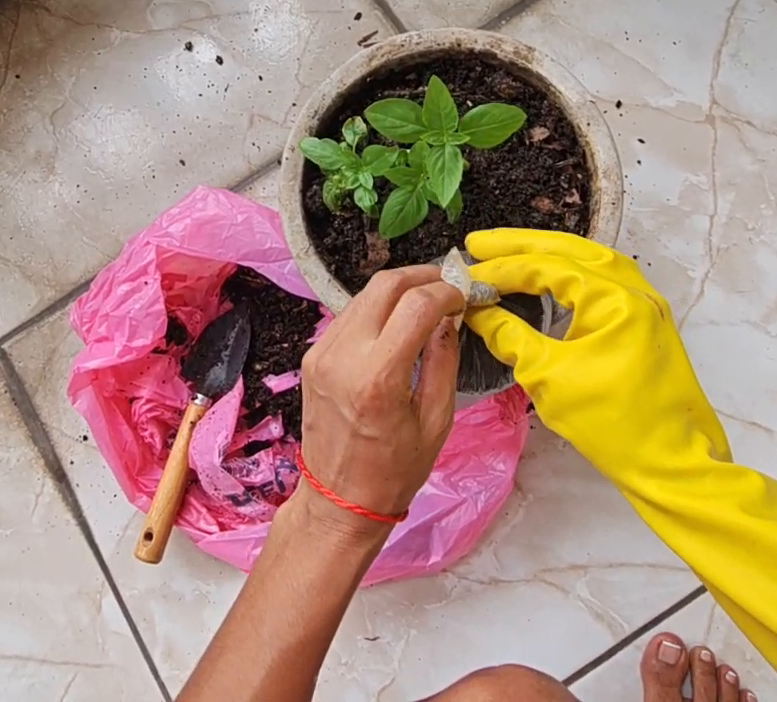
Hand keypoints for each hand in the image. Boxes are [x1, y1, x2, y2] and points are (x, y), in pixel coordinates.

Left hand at [296, 265, 463, 541]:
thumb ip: (444, 360)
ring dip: (398, 290)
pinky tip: (396, 324)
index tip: (463, 297)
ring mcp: (322, 353)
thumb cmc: (393, 471)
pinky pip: (349, 316)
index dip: (446, 292)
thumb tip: (450, 318)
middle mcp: (344, 356)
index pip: (416, 305)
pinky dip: (376, 310)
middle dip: (421, 276)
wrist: (338, 500)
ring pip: (364, 295)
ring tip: (426, 302)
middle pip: (384, 285)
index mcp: (378, 378)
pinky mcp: (313, 355)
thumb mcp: (436, 421)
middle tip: (447, 285)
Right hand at [462, 229, 727, 479]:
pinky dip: (565, 270)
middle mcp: (633, 288)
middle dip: (518, 245)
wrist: (672, 464)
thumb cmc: (612, 422)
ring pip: (585, 258)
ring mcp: (643, 301)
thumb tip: (476, 311)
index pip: (546, 267)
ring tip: (505, 251)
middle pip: (567, 249)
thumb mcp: (549, 378)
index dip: (501, 269)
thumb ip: (509, 336)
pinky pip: (599, 278)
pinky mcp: (642, 318)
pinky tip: (544, 275)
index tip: (465, 275)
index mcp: (614, 298)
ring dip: (543, 253)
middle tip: (476, 244)